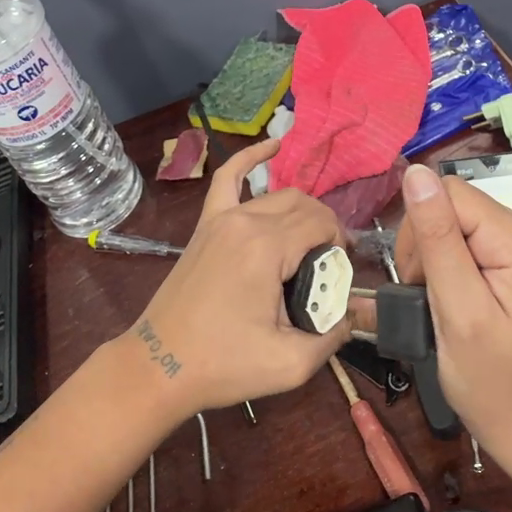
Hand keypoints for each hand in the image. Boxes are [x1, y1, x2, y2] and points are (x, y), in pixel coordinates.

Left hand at [117, 139, 349, 420]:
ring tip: (311, 244)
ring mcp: (221, 218)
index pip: (320, 224)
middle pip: (303, 205)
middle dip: (325, 229)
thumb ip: (331, 336)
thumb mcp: (289, 363)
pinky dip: (251, 158)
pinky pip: (228, 177)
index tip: (337, 277)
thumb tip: (351, 315)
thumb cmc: (223, 365)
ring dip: (302, 212)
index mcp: (266, 248)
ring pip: (277, 195)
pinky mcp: (205, 224)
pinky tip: (274, 146)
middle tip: (327, 267)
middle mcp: (245, 221)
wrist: (160, 365)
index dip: (339, 246)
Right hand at [394, 164, 511, 443]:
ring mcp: (507, 238)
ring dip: (424, 255)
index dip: (422, 230)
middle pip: (445, 201)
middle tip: (428, 294)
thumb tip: (416, 172)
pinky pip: (449, 233)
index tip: (422, 280)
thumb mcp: (458, 309)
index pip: (449, 194)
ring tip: (434, 298)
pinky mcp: (494, 250)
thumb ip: (437, 239)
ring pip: (441, 216)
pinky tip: (441, 292)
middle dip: (422, 244)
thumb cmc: (489, 375)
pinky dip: (433, 262)